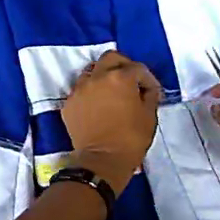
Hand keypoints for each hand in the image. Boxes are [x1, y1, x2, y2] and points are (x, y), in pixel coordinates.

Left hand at [61, 50, 159, 192]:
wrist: (101, 160)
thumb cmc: (130, 139)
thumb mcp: (149, 116)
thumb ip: (149, 95)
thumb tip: (147, 88)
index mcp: (119, 77)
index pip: (137, 68)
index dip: (147, 79)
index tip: (151, 91)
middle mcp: (96, 77)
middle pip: (110, 58)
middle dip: (123, 65)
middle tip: (131, 80)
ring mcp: (79, 89)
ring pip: (91, 71)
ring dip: (103, 76)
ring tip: (112, 90)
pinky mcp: (68, 103)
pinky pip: (81, 89)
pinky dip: (90, 92)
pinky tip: (98, 105)